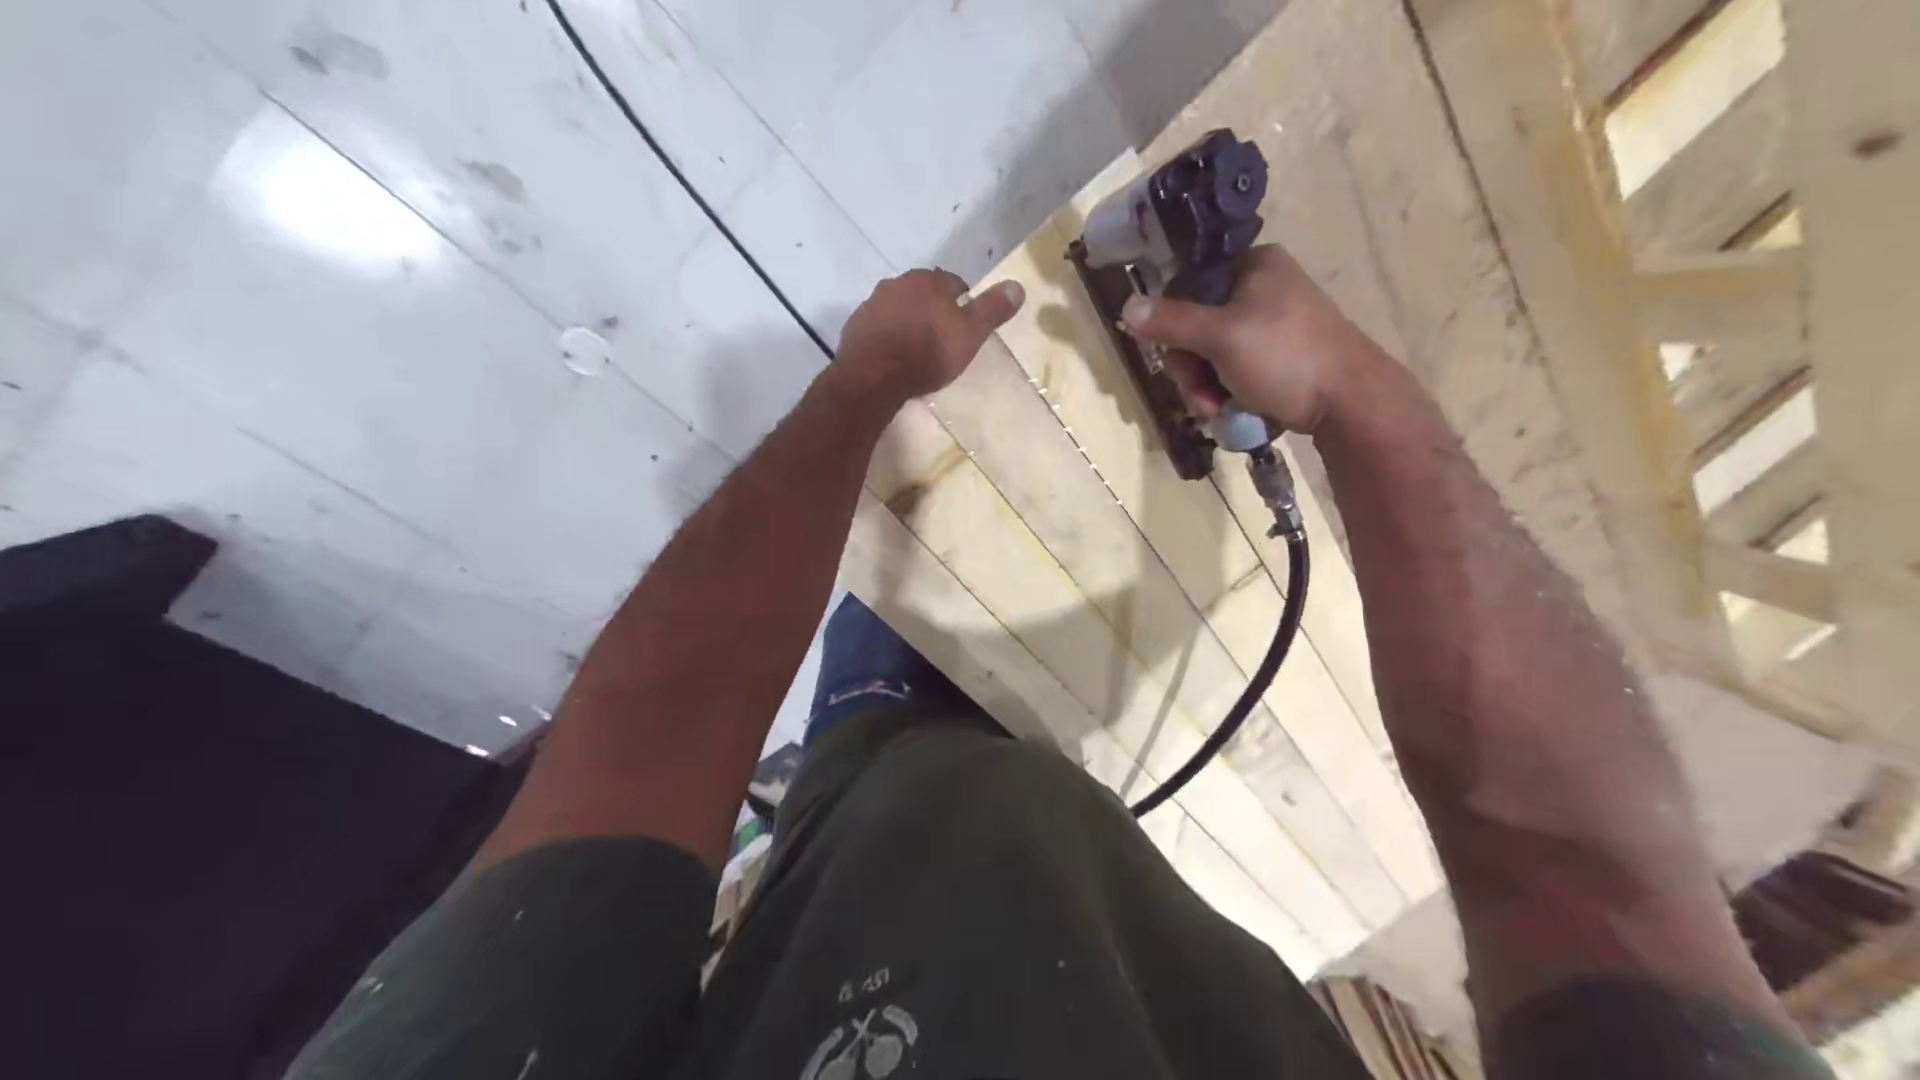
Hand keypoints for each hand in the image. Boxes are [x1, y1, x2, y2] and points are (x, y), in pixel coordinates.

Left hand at [836, 270, 1025, 402]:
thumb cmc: (929, 353)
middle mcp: (898, 283)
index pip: (954, 283)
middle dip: (933, 310)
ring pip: (898, 308)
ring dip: (908, 321)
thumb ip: (992, 309)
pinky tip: (893, 357)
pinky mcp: (854, 327)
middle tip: (942, 338)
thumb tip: (1017, 285)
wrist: (875, 376)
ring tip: (916, 349)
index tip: (965, 325)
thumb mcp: (970, 333)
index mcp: (929, 281)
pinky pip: (878, 327)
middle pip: (923, 293)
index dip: (963, 303)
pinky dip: (887, 336)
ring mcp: (872, 304)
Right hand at [1119, 245, 1388, 434]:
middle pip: (1194, 326)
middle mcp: (1259, 288)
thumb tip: (1126, 306)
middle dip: (1190, 367)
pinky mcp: (1274, 356)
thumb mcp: (1222, 337)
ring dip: (1202, 387)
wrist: (1349, 402)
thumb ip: (1172, 321)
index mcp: (1253, 266)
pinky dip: (1223, 392)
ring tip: (1216, 408)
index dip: (1171, 323)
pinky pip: (1230, 370)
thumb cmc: (1285, 357)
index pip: (1188, 285)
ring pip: (1208, 355)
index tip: (1172, 353)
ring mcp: (1268, 325)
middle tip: (1198, 390)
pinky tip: (1229, 409)